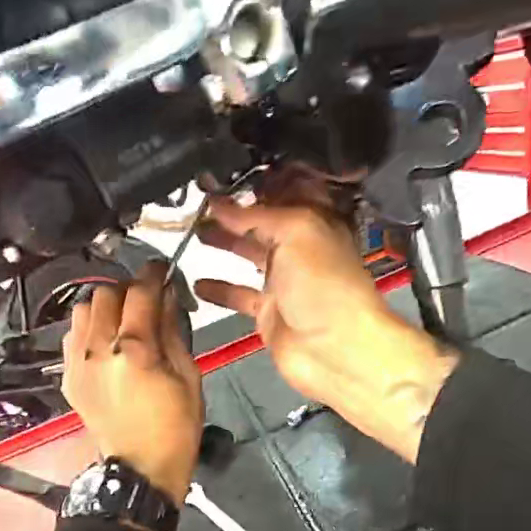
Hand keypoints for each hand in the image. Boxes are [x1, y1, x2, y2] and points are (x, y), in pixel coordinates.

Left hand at [62, 261, 202, 503]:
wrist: (140, 470)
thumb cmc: (175, 427)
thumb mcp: (188, 377)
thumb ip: (173, 331)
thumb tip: (167, 297)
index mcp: (134, 350)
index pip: (139, 293)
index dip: (153, 274)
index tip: (162, 269)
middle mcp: (98, 350)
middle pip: (104, 294)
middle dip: (127, 290)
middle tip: (146, 301)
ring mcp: (77, 364)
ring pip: (82, 309)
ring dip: (103, 307)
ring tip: (122, 320)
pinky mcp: (68, 377)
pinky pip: (71, 336)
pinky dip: (88, 329)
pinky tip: (105, 341)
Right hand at [193, 186, 456, 462]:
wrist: (335, 349)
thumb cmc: (325, 285)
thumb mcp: (297, 232)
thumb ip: (258, 215)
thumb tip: (223, 204)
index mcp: (315, 223)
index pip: (281, 196)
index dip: (253, 187)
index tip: (218, 181)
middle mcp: (299, 250)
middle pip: (262, 225)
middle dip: (233, 214)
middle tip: (199, 206)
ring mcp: (284, 283)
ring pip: (248, 256)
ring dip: (224, 244)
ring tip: (194, 233)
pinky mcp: (269, 313)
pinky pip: (239, 296)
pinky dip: (219, 289)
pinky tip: (197, 282)